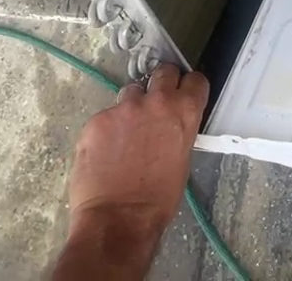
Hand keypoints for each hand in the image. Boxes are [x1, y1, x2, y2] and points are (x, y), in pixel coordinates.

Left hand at [53, 66, 208, 280]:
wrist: (118, 219)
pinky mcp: (97, 121)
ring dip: (130, 107)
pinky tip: (104, 151)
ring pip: (130, 93)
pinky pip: (104, 117)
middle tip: (153, 105)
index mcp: (185, 110)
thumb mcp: (182, 156)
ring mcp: (124, 108)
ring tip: (124, 133)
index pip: (195, 79)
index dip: (188, 88)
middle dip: (160, 85)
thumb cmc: (159, 197)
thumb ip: (177, 128)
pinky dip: (106, 129)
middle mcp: (158, 100)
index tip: (182, 95)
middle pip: (163, 72)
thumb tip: (168, 124)